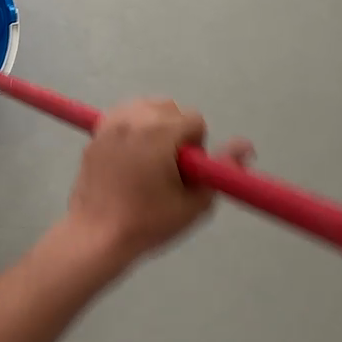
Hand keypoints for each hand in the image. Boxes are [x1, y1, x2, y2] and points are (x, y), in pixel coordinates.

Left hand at [64, 98, 254, 265]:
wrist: (97, 233)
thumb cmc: (148, 221)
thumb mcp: (194, 202)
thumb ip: (221, 170)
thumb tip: (246, 146)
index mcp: (159, 131)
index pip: (194, 120)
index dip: (197, 146)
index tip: (186, 172)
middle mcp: (134, 117)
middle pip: (169, 108)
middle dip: (176, 133)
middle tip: (169, 168)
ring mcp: (111, 122)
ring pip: (145, 108)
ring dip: (155, 126)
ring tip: (149, 162)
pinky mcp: (95, 132)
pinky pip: (123, 116)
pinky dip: (132, 127)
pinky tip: (130, 157)